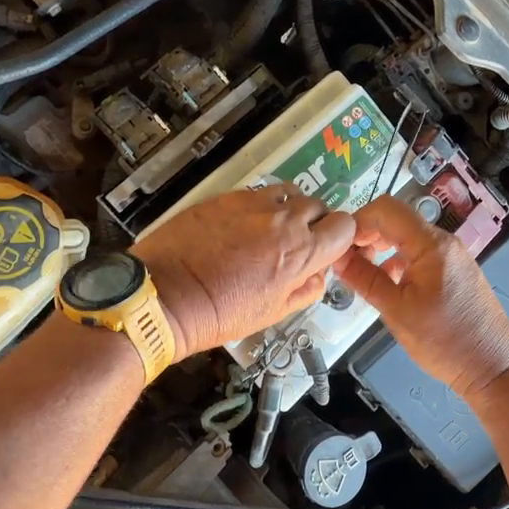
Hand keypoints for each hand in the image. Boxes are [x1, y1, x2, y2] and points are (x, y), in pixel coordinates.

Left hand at [131, 186, 356, 359]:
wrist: (164, 295)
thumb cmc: (219, 313)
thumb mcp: (272, 314)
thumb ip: (305, 290)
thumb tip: (317, 274)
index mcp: (300, 252)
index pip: (344, 226)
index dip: (338, 237)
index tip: (324, 248)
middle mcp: (283, 220)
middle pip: (318, 206)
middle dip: (313, 223)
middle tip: (294, 243)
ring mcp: (253, 204)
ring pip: (289, 193)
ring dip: (287, 209)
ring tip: (269, 229)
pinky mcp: (227, 196)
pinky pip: (257, 194)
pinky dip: (258, 207)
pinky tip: (239, 226)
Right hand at [334, 196, 508, 398]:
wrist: (494, 367)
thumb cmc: (445, 341)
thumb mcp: (397, 311)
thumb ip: (365, 278)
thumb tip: (337, 257)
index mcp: (431, 243)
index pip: (386, 209)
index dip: (357, 221)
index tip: (338, 246)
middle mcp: (443, 241)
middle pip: (397, 219)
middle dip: (367, 234)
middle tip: (346, 260)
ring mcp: (451, 255)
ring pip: (407, 236)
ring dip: (381, 247)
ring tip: (361, 272)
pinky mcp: (454, 270)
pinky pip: (420, 253)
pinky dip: (398, 260)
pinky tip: (387, 283)